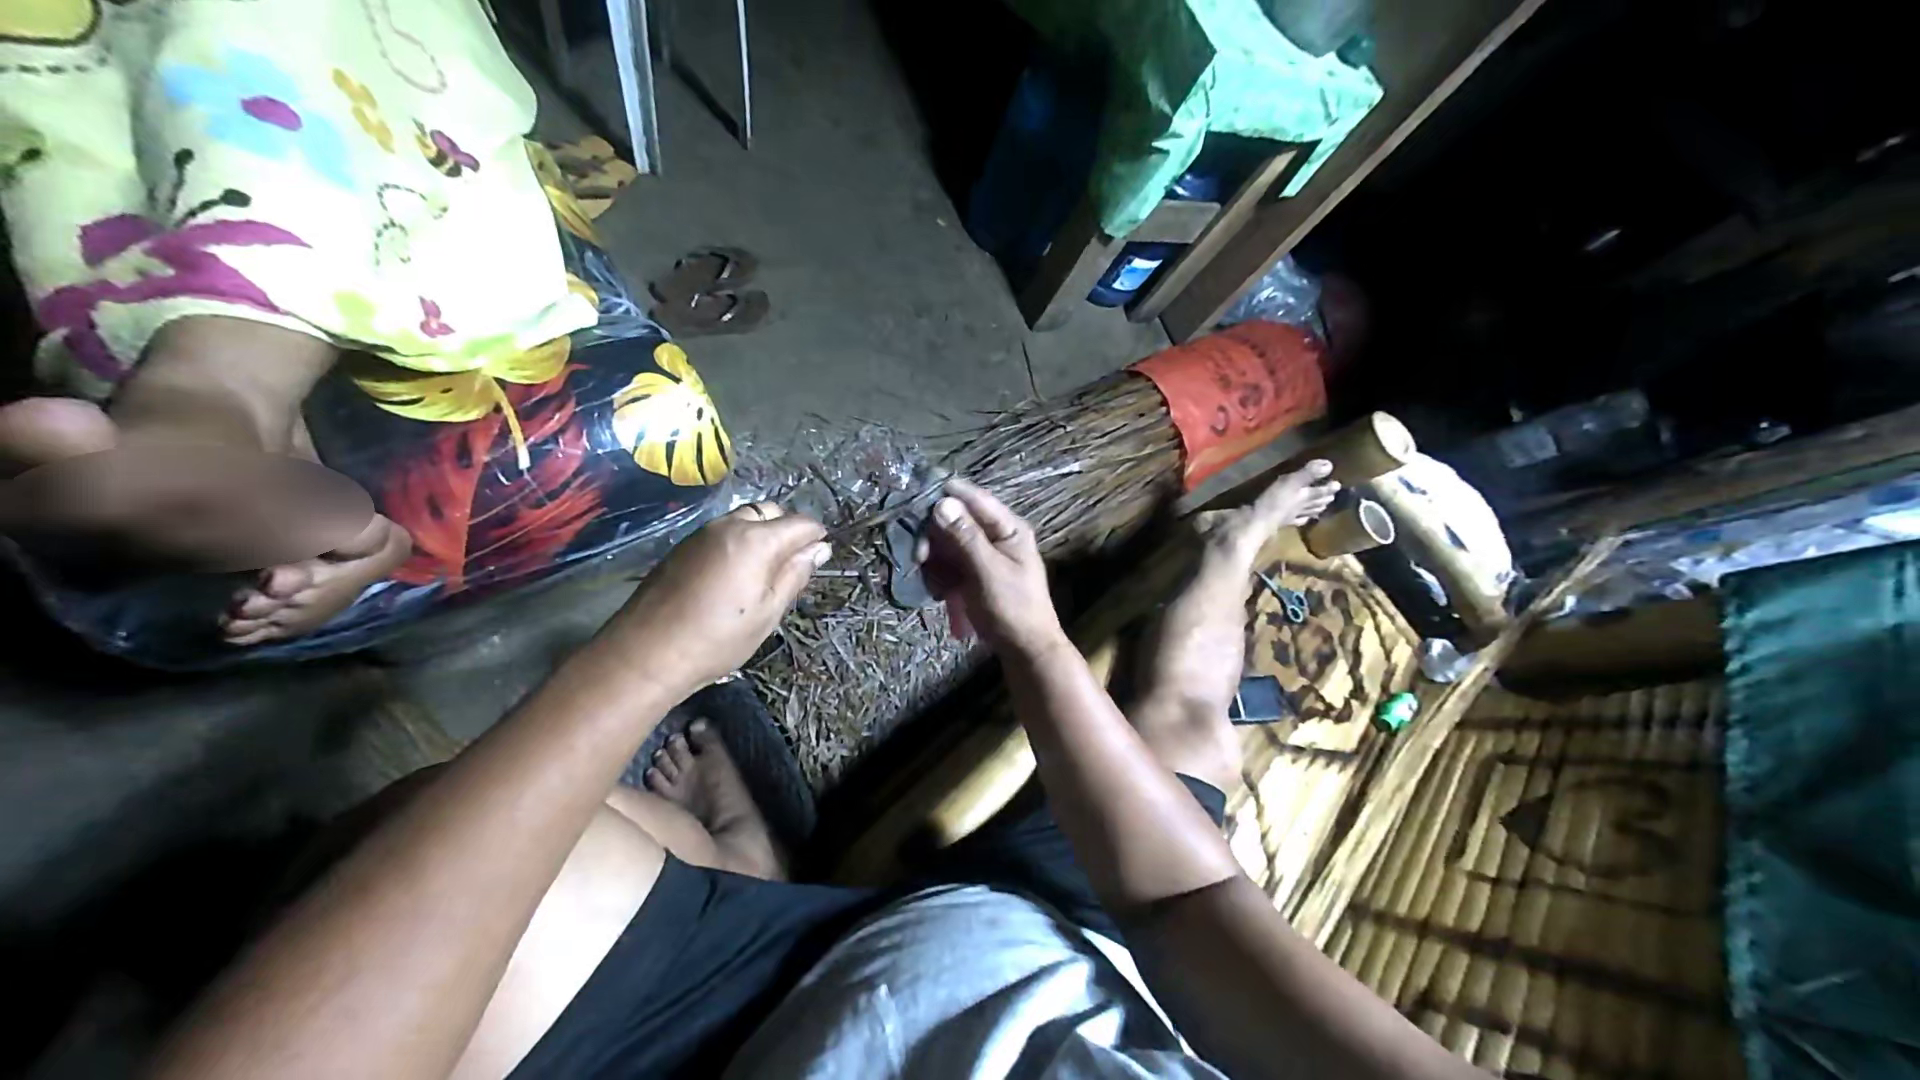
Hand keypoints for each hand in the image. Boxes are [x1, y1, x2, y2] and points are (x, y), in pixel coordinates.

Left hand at [610, 501, 828, 692]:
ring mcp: (702, 533)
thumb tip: (819, 549)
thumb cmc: (718, 638)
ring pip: (744, 519)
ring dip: (762, 535)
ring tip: (762, 573)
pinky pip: (722, 532)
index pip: (800, 524)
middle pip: (770, 512)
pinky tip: (733, 576)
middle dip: (787, 530)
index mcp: (756, 540)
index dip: (816, 538)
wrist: (646, 652)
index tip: (819, 557)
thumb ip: (795, 574)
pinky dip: (738, 542)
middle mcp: (729, 525)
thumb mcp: (768, 612)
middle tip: (790, 567)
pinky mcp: (683, 546)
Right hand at [915, 477, 1066, 657]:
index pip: (973, 498)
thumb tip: (942, 502)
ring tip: (939, 590)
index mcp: (1008, 528)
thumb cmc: (1012, 609)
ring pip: (947, 546)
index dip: (944, 495)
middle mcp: (996, 536)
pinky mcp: (975, 575)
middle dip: (935, 541)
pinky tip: (943, 597)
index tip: (913, 501)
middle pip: (955, 522)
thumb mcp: (987, 571)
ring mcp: (985, 556)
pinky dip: (941, 579)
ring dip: (936, 565)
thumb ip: (965, 537)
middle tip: (920, 560)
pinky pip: (949, 566)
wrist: (1025, 651)